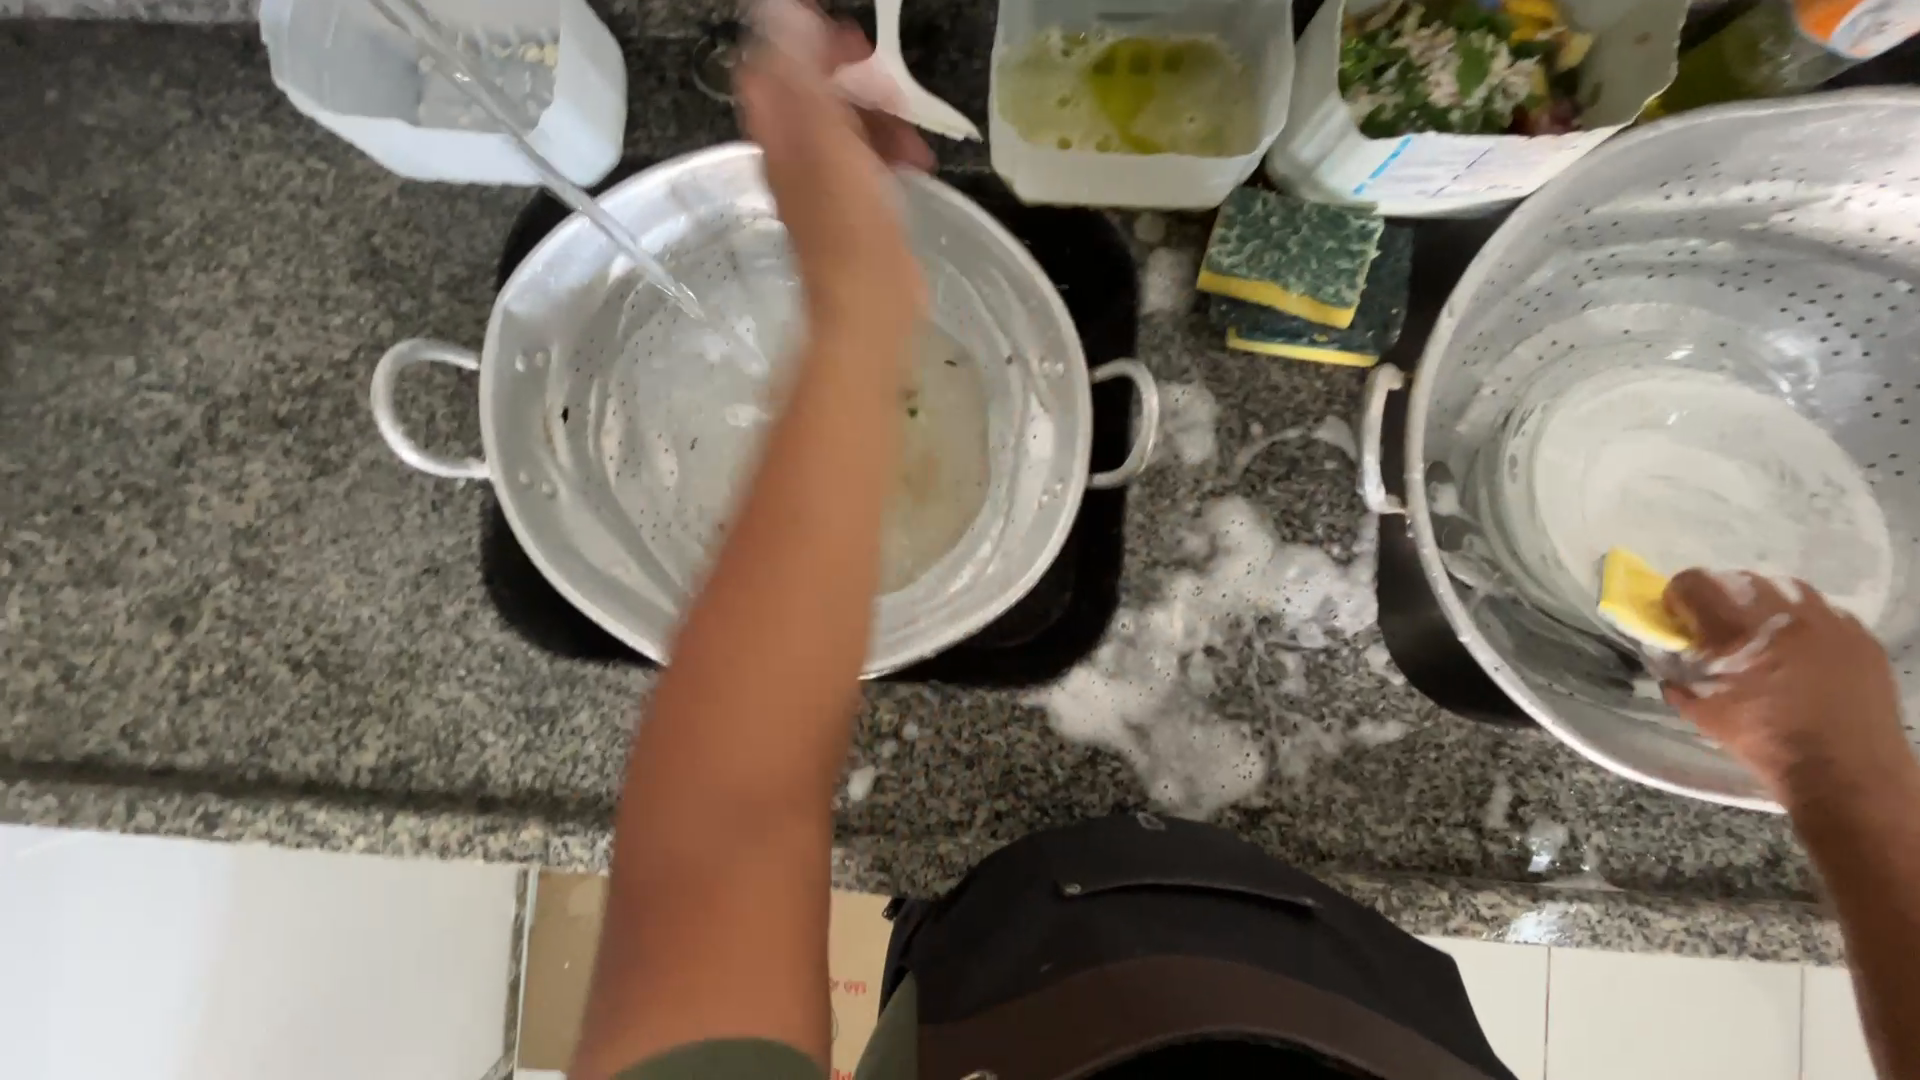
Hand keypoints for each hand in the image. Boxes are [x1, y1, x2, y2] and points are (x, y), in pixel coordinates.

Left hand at [734, 0, 932, 351]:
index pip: (773, 66)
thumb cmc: (851, 231)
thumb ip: (804, 75)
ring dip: (879, 118)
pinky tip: (913, 164)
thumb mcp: (828, 141)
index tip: (847, 46)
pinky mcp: (854, 212)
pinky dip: (888, 152)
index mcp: (780, 135)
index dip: (804, 44)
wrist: (870, 307)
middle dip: (854, 81)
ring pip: (845, 127)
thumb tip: (780, 11)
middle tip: (890, 85)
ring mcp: (824, 186)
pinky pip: (866, 162)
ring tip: (911, 134)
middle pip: (813, 94)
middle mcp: (794, 156)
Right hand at [1662, 570, 1911, 803]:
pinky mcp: (1862, 638)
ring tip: (1759, 633)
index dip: (1676, 597)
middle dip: (1719, 599)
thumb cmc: (1760, 738)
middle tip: (1716, 628)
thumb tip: (1667, 650)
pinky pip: (1824, 611)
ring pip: (1785, 588)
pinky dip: (1802, 621)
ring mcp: (1831, 624)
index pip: (1693, 582)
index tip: (1677, 620)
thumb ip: (1673, 668)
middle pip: (1738, 578)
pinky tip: (1798, 649)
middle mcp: (1785, 616)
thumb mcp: (1696, 704)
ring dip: (1762, 604)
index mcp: (1736, 630)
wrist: (1843, 770)